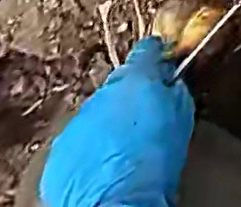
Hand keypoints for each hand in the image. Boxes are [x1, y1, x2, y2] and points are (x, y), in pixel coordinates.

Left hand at [40, 37, 194, 206]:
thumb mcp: (182, 114)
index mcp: (136, 78)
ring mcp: (76, 123)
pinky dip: (89, 148)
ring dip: (107, 122)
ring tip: (121, 147)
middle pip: (118, 84)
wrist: (117, 203)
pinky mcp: (58, 153)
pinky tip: (102, 165)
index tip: (161, 60)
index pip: (146, 49)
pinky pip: (77, 141)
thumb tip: (168, 81)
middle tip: (143, 117)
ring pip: (96, 112)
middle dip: (130, 95)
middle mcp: (103, 93)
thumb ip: (174, 88)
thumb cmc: (156, 159)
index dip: (155, 54)